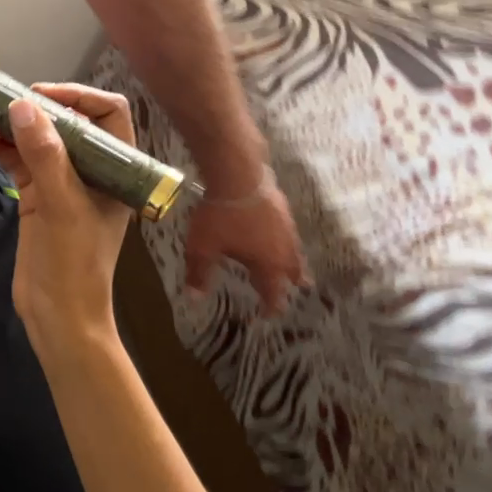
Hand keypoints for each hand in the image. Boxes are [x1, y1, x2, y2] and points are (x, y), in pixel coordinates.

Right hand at [0, 84, 135, 342]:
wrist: (58, 318)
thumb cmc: (74, 264)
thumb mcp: (60, 205)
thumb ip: (43, 155)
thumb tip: (21, 105)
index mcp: (117, 169)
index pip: (108, 113)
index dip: (76, 96)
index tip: (37, 97)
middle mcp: (92, 170)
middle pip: (64, 123)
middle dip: (29, 112)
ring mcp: (63, 183)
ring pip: (35, 141)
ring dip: (5, 130)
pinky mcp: (38, 197)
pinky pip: (17, 161)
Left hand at [186, 184, 306, 314]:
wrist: (239, 176)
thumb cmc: (220, 216)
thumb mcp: (203, 247)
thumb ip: (199, 273)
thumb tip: (194, 299)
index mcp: (268, 264)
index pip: (273, 293)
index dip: (271, 306)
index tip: (268, 315)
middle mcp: (284, 250)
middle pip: (292, 272)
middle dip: (290, 282)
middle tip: (297, 288)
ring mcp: (287, 227)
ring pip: (294, 251)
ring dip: (292, 261)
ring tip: (293, 265)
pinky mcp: (283, 209)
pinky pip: (288, 232)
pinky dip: (285, 240)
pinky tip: (278, 233)